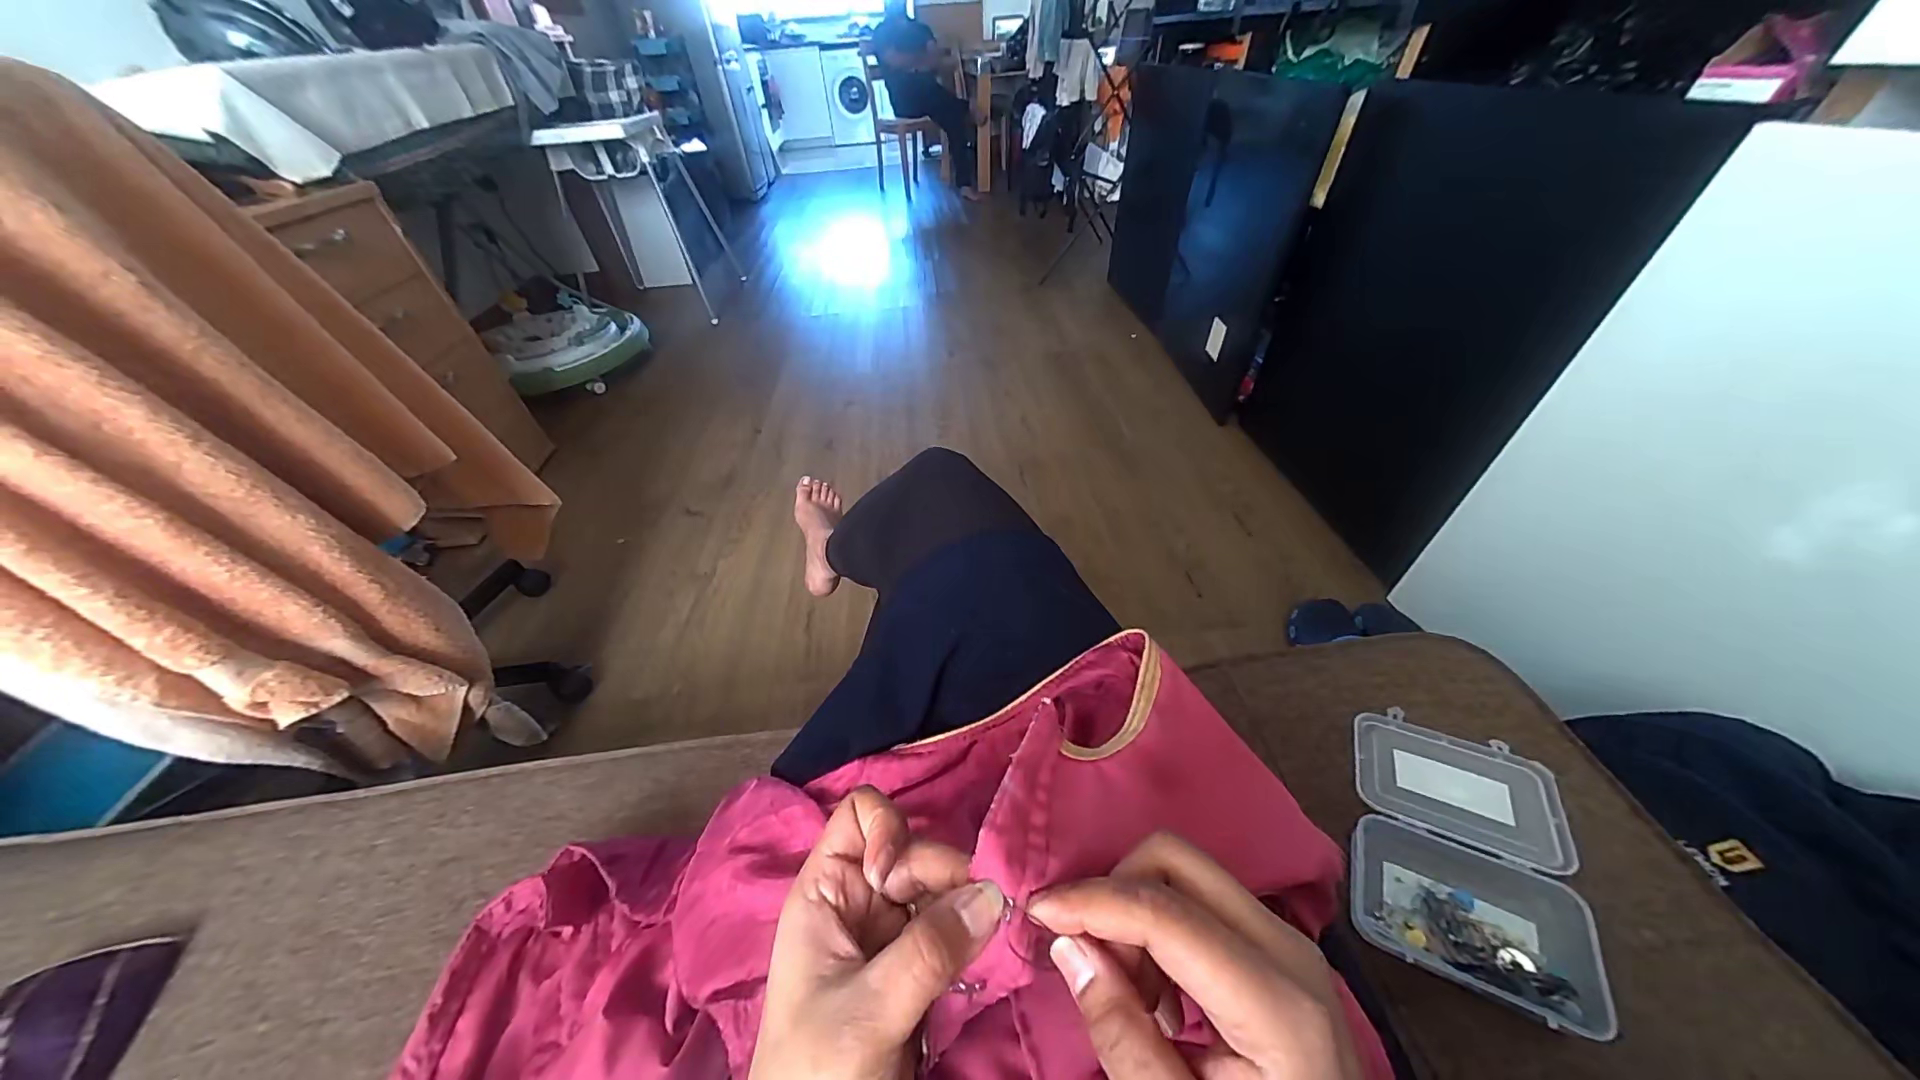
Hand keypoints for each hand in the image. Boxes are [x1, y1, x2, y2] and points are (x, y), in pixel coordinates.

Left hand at [749, 786, 1006, 1079]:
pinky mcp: (918, 960)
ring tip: (987, 934)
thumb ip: (928, 950)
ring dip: (966, 902)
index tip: (898, 881)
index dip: (888, 831)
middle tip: (974, 916)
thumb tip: (993, 893)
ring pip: (939, 884)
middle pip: (912, 849)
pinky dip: (973, 928)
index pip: (859, 816)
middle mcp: (860, 897)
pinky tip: (988, 945)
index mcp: (827, 890)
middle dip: (943, 874)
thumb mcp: (867, 1009)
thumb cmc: (816, 1072)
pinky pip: (953, 921)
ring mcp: (890, 929)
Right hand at [1029, 833, 1361, 1079]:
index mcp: (1277, 1003)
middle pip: (1175, 860)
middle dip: (1114, 894)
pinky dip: (1156, 924)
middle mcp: (1287, 947)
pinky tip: (1159, 995)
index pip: (1165, 913)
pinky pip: (1197, 897)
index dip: (1092, 902)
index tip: (1038, 914)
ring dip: (1133, 912)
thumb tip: (1069, 947)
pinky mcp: (1276, 942)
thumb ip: (1124, 1038)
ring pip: (1183, 871)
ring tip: (1133, 996)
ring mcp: (1286, 937)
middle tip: (1096, 965)